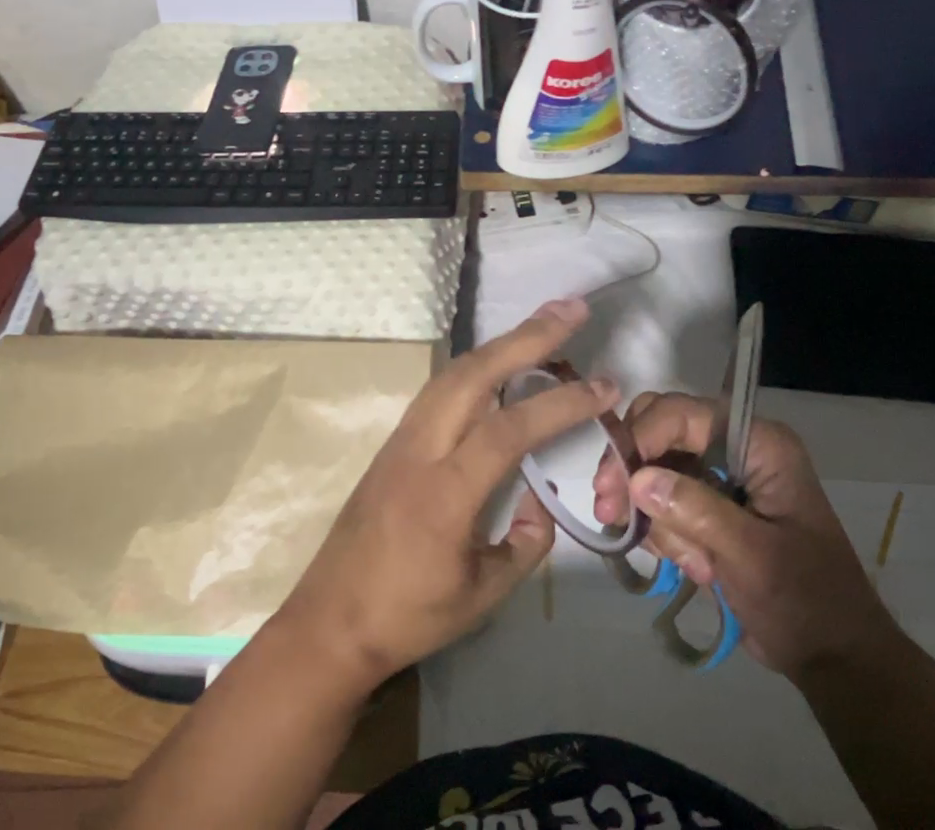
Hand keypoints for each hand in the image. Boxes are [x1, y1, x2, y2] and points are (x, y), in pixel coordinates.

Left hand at [274, 298, 616, 689]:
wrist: (329, 624)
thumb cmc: (409, 617)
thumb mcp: (485, 592)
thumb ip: (526, 540)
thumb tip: (541, 498)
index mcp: (444, 494)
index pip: (510, 429)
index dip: (561, 403)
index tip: (605, 388)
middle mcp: (418, 452)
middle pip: (472, 375)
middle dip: (526, 337)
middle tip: (572, 310)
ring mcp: (398, 444)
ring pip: (450, 375)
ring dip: (498, 346)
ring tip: (542, 326)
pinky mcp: (390, 447)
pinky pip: (436, 393)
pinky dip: (474, 369)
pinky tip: (497, 368)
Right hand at [592, 393, 895, 677]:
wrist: (829, 652)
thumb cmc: (805, 599)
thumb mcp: (753, 556)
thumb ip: (697, 513)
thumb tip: (637, 479)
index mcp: (759, 444)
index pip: (681, 415)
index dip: (639, 441)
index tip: (609, 488)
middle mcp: (735, 449)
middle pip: (658, 432)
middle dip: (633, 474)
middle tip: (612, 514)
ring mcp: (719, 479)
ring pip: (651, 471)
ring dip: (656, 518)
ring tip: (692, 563)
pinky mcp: (705, 509)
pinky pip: (659, 503)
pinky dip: (662, 534)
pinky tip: (693, 566)